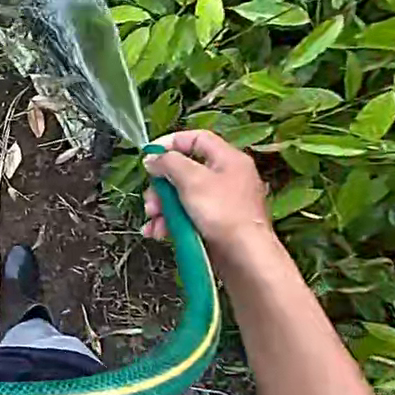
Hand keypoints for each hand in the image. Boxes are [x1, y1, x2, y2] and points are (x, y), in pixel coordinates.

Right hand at [141, 130, 273, 260]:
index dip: (170, 143)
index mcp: (228, 159)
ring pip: (182, 195)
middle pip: (184, 170)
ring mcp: (222, 202)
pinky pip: (188, 215)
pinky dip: (171, 222)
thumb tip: (152, 158)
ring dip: (162, 207)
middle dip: (161, 186)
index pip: (196, 138)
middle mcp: (227, 177)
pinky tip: (157, 232)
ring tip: (153, 221)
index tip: (149, 155)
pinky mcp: (216, 224)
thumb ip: (169, 163)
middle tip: (151, 199)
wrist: (245, 257)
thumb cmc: (222, 213)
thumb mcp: (191, 180)